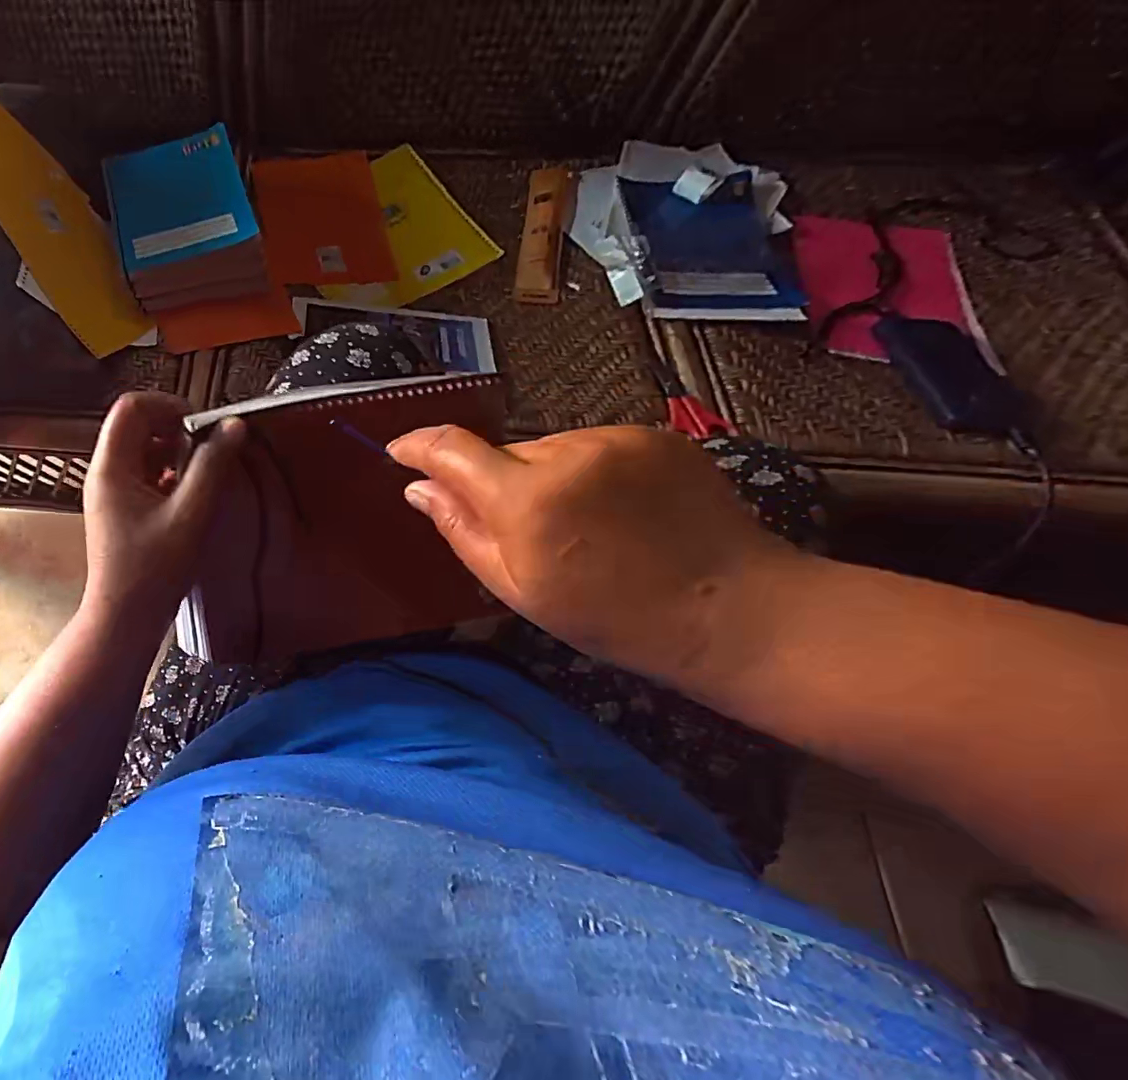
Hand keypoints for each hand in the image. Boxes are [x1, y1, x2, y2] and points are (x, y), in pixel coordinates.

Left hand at [82, 391, 244, 620]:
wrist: (126, 618)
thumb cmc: (152, 572)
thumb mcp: (190, 515)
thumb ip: (212, 467)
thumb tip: (234, 428)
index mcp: (111, 468)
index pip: (132, 407)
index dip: (169, 407)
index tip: (202, 427)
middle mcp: (105, 474)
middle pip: (137, 426)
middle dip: (176, 430)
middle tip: (206, 451)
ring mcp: (112, 492)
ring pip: (143, 449)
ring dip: (175, 453)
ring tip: (200, 475)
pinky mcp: (123, 509)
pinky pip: (145, 474)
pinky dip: (170, 474)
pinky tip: (190, 496)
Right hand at [387, 424, 803, 685]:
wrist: (728, 609)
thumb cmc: (612, 617)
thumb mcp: (520, 590)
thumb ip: (462, 530)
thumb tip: (419, 488)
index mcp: (527, 498)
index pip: (452, 448)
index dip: (418, 445)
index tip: (400, 450)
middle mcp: (567, 451)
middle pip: (506, 454)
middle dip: (501, 484)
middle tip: (529, 534)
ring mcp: (616, 437)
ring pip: (551, 450)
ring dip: (548, 479)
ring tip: (585, 529)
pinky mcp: (654, 434)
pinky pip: (595, 447)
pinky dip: (589, 473)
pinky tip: (620, 513)